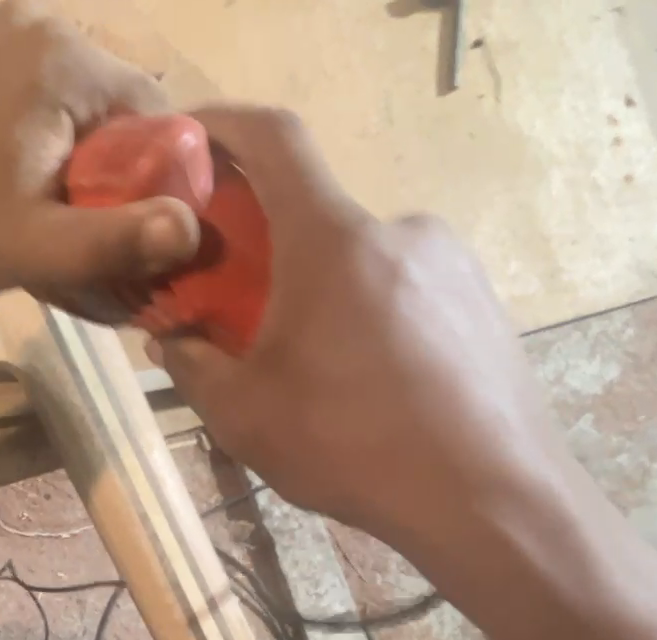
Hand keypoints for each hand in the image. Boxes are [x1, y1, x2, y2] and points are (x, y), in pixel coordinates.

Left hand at [0, 0, 200, 316]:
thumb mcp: (40, 249)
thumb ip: (114, 240)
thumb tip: (190, 229)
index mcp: (59, 57)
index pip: (150, 107)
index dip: (152, 168)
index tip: (126, 214)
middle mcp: (38, 20)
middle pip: (118, 95)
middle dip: (117, 153)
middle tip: (85, 207)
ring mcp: (7, 26)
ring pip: (89, 89)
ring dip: (88, 139)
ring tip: (59, 189)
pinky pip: (54, 81)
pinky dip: (59, 121)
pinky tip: (38, 161)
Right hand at [151, 106, 580, 556]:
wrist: (486, 497)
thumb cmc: (347, 445)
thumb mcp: (241, 414)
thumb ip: (192, 364)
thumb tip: (170, 338)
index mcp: (332, 242)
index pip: (276, 140)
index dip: (225, 124)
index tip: (188, 137)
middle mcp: (397, 230)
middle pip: (312, 215)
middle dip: (263, 252)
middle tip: (235, 314)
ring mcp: (449, 263)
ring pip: (356, 259)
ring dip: (315, 293)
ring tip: (300, 365)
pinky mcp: (479, 301)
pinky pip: (400, 287)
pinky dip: (361, 313)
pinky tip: (358, 381)